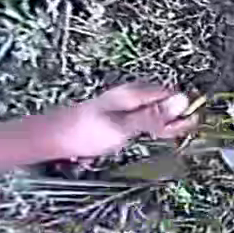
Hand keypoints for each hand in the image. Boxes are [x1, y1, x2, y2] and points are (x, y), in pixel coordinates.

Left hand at [9, 83, 196, 161]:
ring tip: (155, 137)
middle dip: (174, 118)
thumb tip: (186, 100)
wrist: (47, 139)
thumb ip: (155, 114)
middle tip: (167, 135)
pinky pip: (147, 117)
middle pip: (167, 102)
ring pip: (158, 111)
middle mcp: (133, 95)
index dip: (183, 110)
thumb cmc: (86, 132)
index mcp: (135, 93)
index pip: (174, 95)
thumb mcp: (124, 126)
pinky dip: (152, 127)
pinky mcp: (121, 114)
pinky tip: (147, 136)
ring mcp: (127, 104)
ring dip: (164, 125)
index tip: (184, 127)